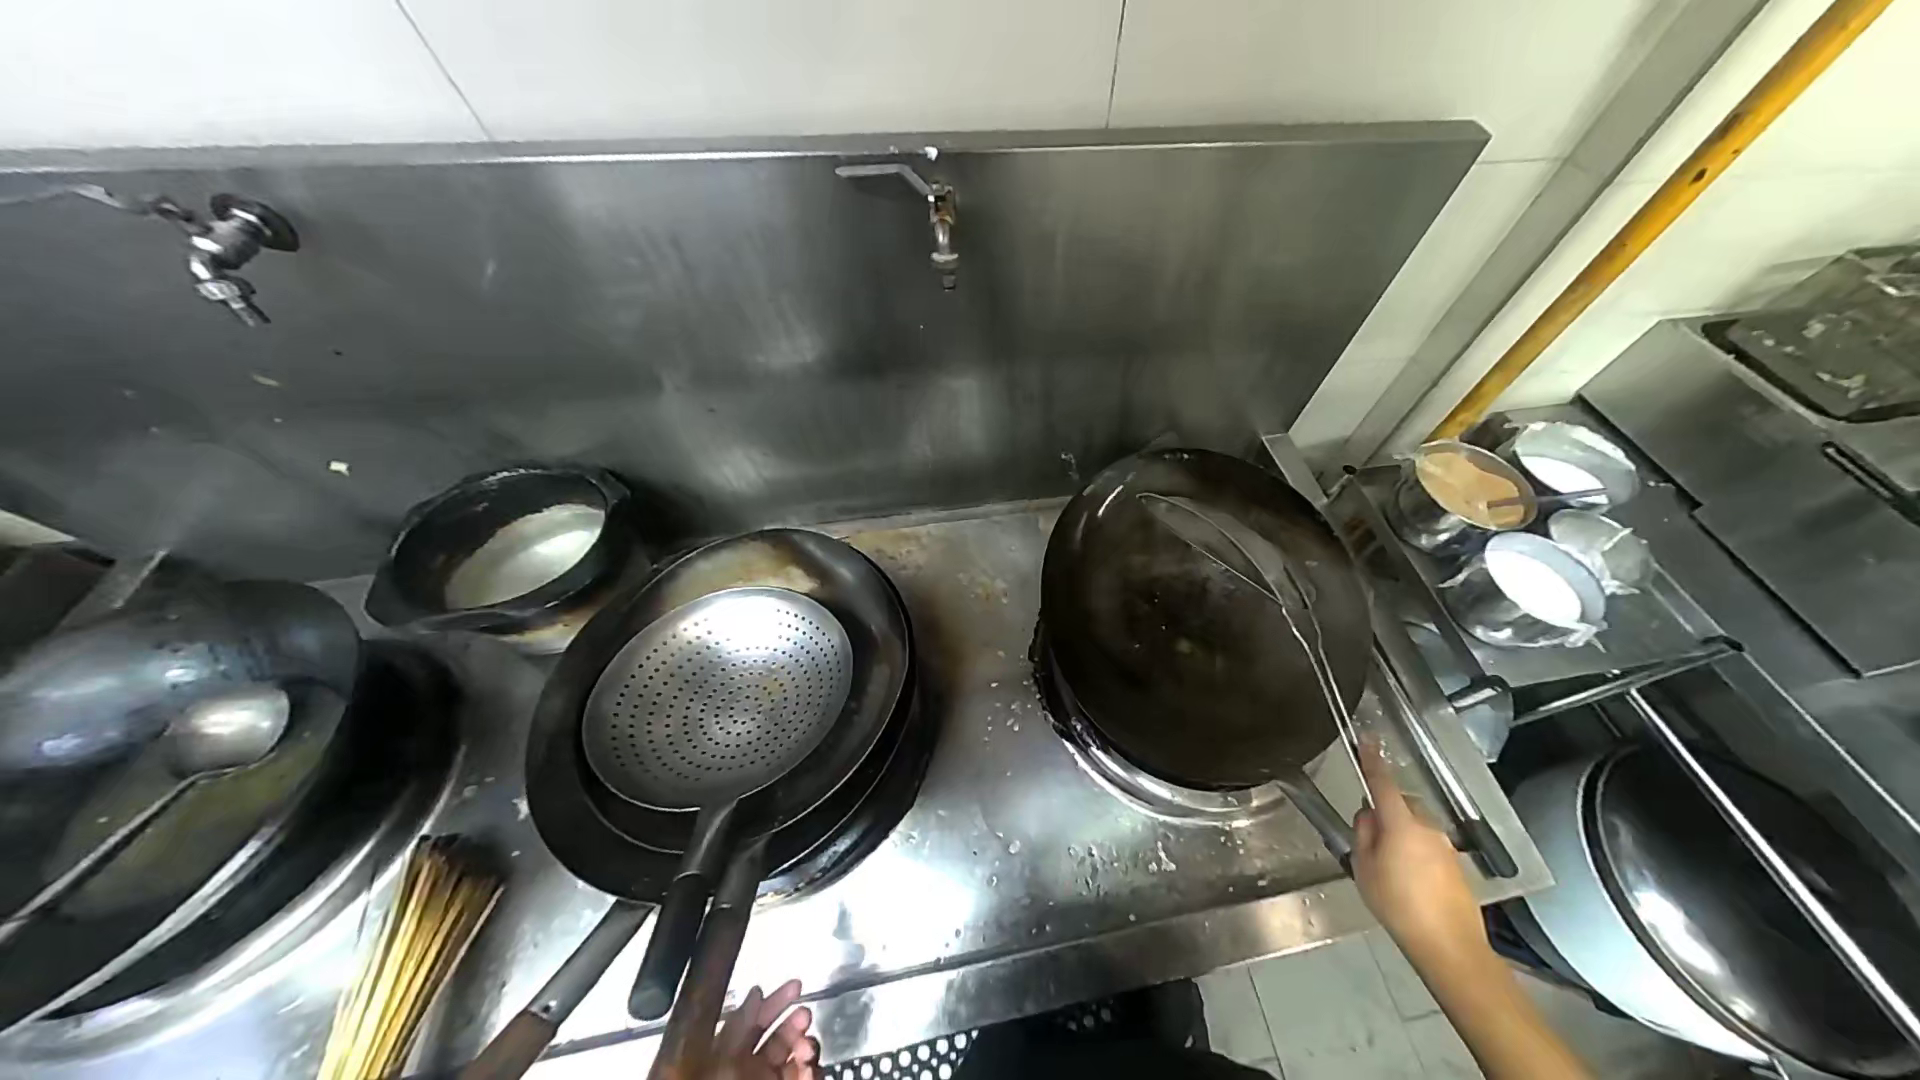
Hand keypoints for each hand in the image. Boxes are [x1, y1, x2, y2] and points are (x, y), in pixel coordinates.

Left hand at [661, 981, 819, 1079]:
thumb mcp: (717, 1061)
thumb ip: (737, 1027)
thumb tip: (756, 992)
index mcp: (727, 1057)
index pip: (755, 1021)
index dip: (776, 1001)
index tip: (796, 985)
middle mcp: (748, 1072)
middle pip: (780, 1038)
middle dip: (796, 1023)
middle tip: (804, 1016)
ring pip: (797, 1061)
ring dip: (807, 1049)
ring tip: (806, 1050)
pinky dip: (810, 1074)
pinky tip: (809, 1071)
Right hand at [1351, 739, 1488, 973]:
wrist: (1450, 946)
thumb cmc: (1397, 903)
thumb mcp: (1363, 866)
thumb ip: (1363, 833)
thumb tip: (1369, 815)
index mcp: (1401, 823)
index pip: (1383, 783)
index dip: (1373, 760)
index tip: (1367, 738)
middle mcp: (1427, 827)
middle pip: (1400, 805)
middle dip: (1385, 813)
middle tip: (1368, 841)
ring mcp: (1445, 846)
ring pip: (1414, 827)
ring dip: (1400, 835)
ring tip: (1387, 868)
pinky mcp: (1456, 865)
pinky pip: (1426, 846)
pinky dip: (1414, 853)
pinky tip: (1407, 883)